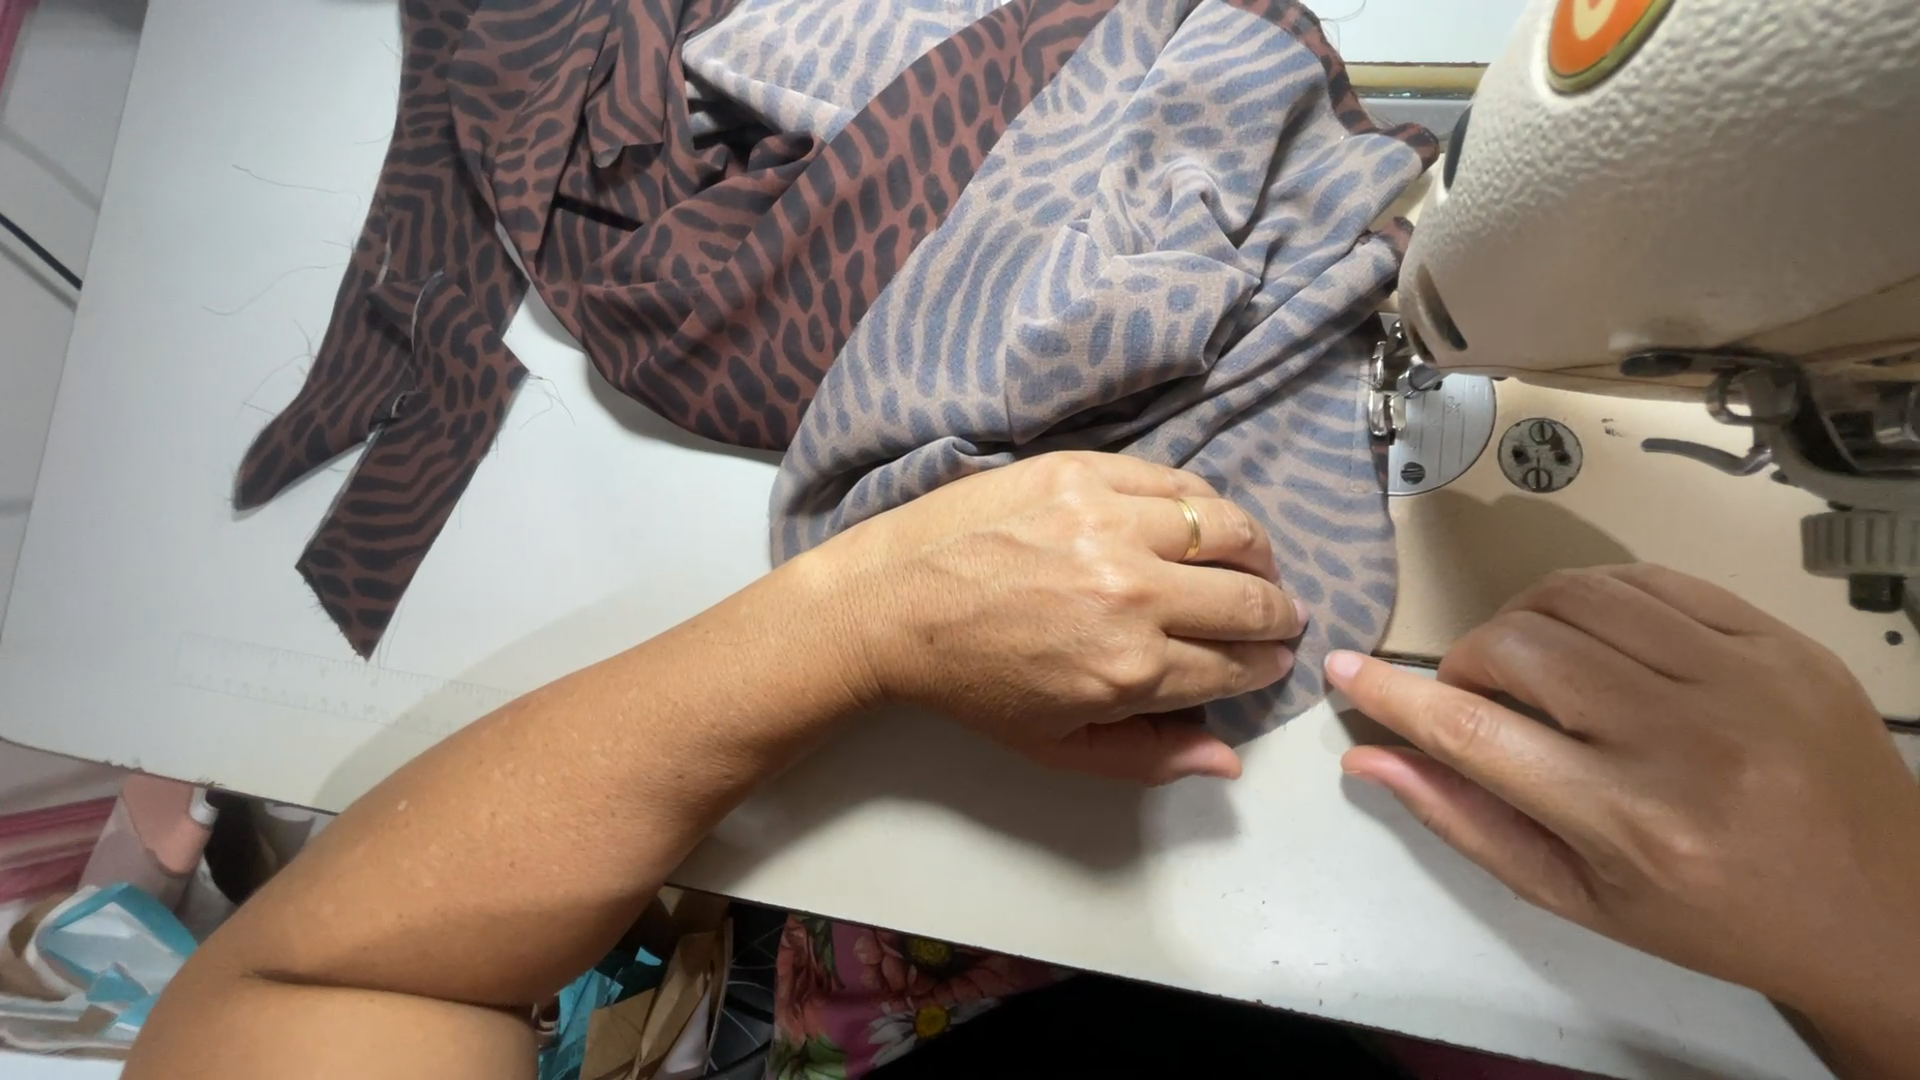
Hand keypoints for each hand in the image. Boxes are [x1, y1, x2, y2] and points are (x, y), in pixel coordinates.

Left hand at [803, 452, 1305, 784]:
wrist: (893, 604)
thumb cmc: (971, 682)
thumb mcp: (1053, 746)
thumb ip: (1147, 756)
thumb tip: (1229, 758)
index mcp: (1129, 669)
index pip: (1236, 665)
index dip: (1264, 664)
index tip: (1269, 657)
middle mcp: (1133, 593)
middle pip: (1248, 600)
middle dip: (1278, 615)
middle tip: (1278, 615)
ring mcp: (1108, 522)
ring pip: (1229, 529)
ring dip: (1257, 553)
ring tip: (1254, 563)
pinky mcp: (1080, 474)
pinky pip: (1177, 480)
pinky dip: (1208, 502)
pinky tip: (1206, 519)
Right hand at [1326, 565, 1919, 1075]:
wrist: (1898, 917)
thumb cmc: (1709, 917)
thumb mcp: (1571, 895)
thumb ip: (1460, 818)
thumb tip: (1366, 757)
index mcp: (1634, 823)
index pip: (1473, 734)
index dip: (1392, 694)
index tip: (1342, 668)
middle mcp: (1691, 742)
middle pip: (1516, 646)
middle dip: (1470, 664)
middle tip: (1483, 698)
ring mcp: (1748, 680)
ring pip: (1571, 596)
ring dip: (1522, 624)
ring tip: (1536, 667)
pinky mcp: (1785, 643)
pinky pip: (1642, 580)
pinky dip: (1589, 600)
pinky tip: (1594, 640)